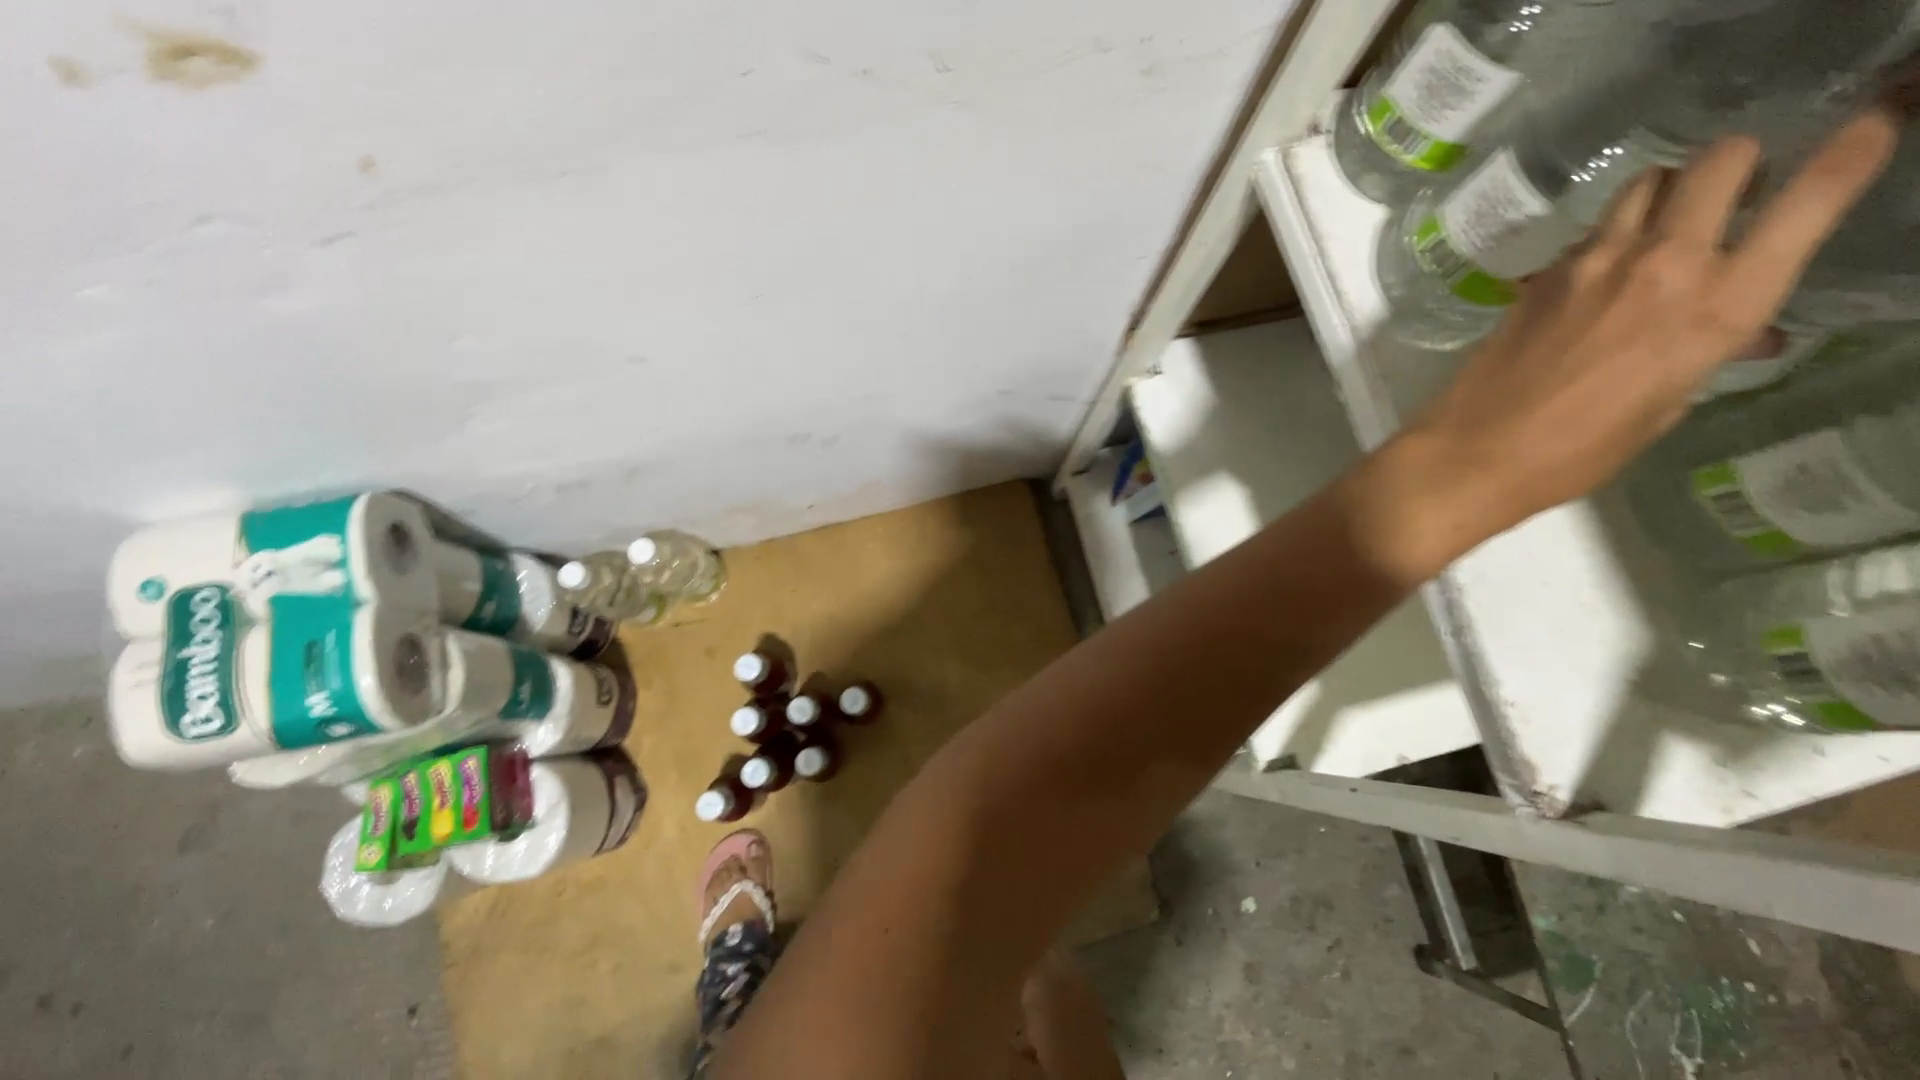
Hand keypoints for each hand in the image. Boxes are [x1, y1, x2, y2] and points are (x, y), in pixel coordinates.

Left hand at [1408, 106, 1901, 535]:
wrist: (1474, 453)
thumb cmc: (1578, 452)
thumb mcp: (1664, 408)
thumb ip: (1707, 352)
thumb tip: (1746, 333)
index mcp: (1716, 308)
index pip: (1806, 205)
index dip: (1851, 150)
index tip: (1874, 119)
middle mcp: (1663, 266)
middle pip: (1720, 159)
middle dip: (1739, 162)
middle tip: (1736, 191)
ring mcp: (1594, 262)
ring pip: (1649, 181)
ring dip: (1668, 190)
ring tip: (1664, 226)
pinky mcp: (1542, 272)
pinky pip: (1593, 229)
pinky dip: (1611, 234)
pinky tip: (1600, 273)